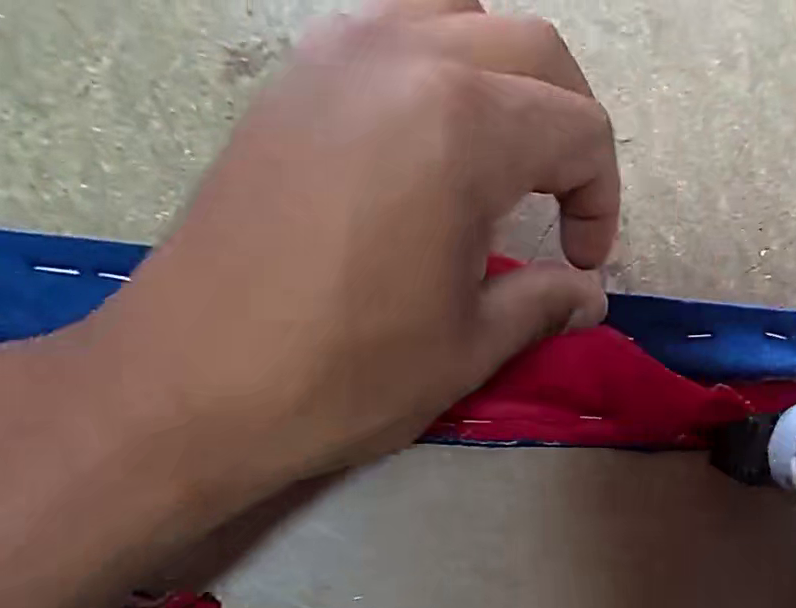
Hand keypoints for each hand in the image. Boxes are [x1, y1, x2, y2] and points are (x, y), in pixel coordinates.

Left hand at [76, 0, 617, 510]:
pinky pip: (391, 38)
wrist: (194, 385)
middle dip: (570, 125)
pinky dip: (438, 77)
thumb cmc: (348, 375)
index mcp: (462, 126)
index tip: (584, 264)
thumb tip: (589, 294)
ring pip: (460, 20)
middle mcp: (402, 58)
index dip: (601, 200)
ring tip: (504, 166)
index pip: (578, 127)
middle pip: (532, 48)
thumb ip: (543, 303)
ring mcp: (334, 55)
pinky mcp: (290, 80)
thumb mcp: (468, 349)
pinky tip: (431, 151)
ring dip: (506, 85)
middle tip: (564, 206)